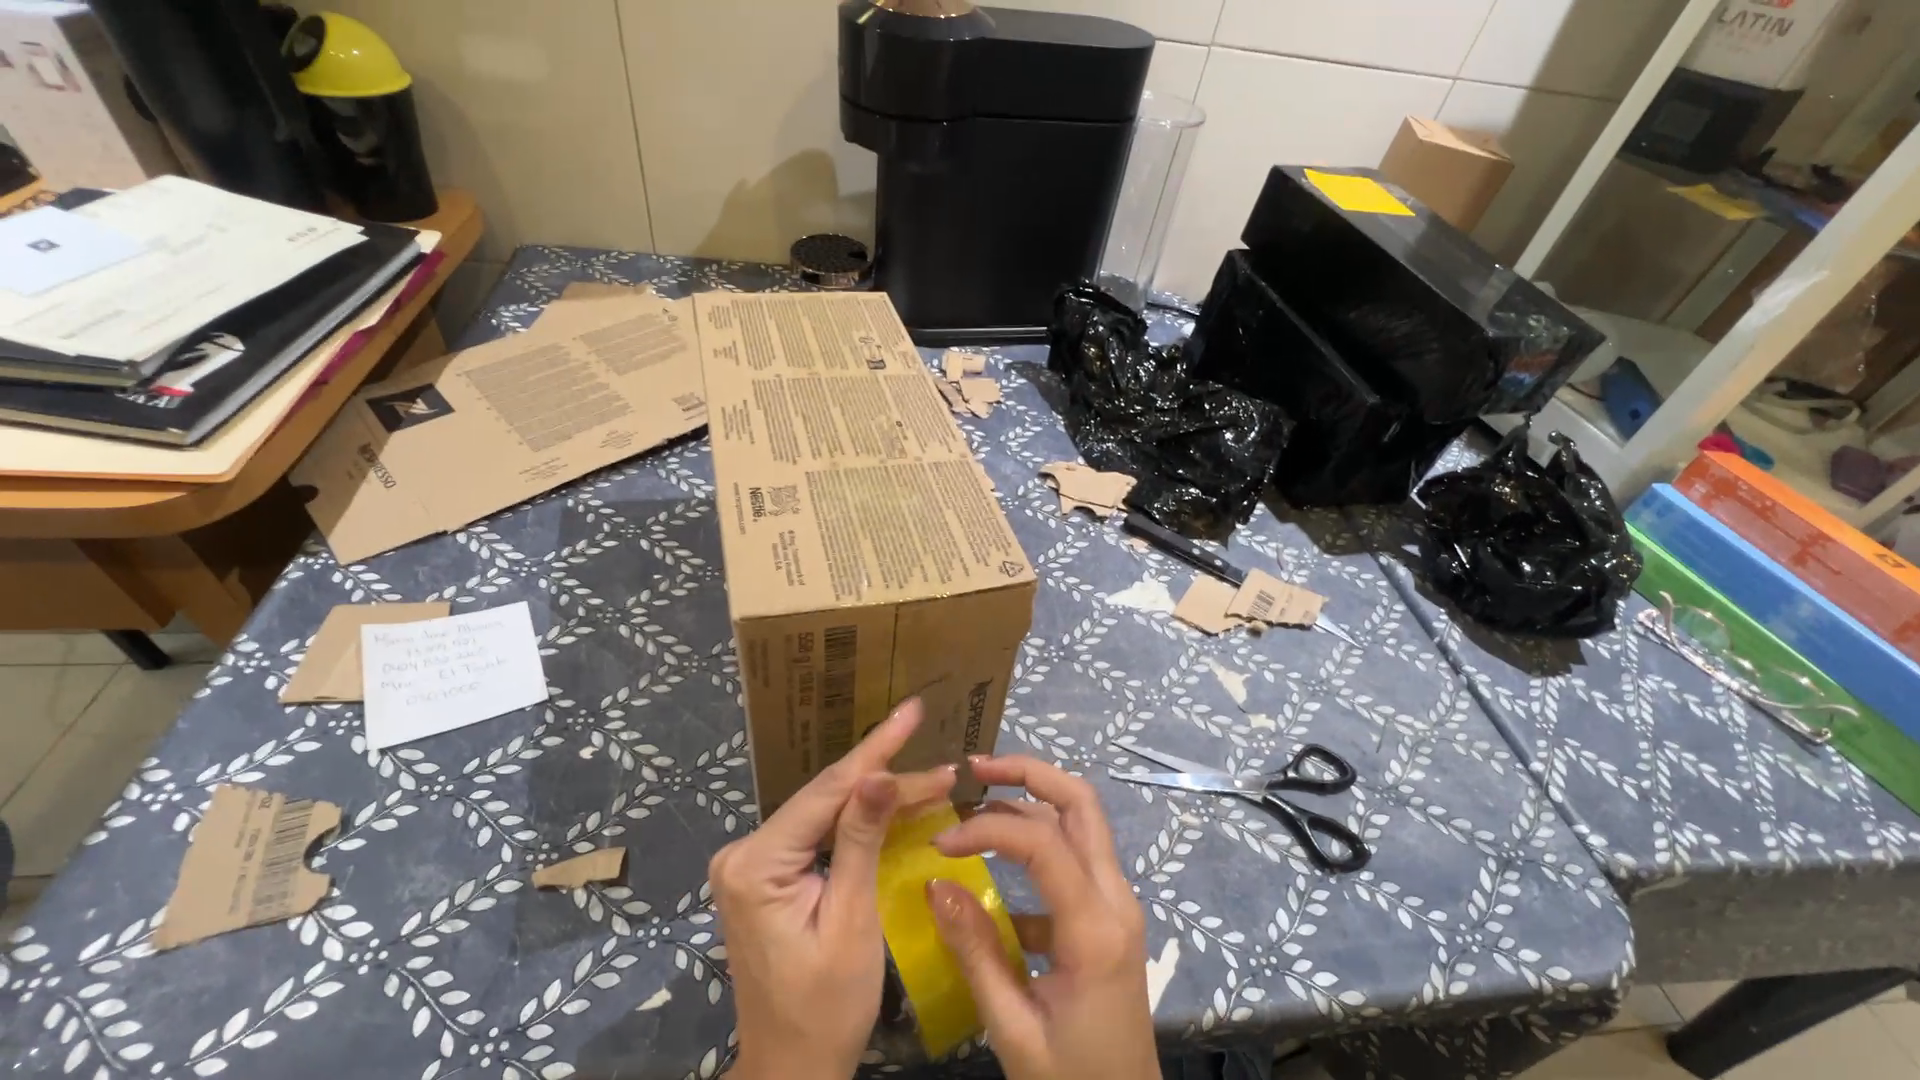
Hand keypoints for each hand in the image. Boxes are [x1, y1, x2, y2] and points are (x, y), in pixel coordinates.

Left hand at [712, 700, 955, 1079]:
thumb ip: (860, 842)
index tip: (913, 711)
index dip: (877, 750)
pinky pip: (816, 835)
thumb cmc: (827, 1007)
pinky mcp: (762, 876)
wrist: (790, 1068)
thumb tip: (878, 774)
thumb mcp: (852, 921)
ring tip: (928, 774)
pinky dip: (855, 821)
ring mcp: (750, 863)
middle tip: (944, 763)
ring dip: (875, 795)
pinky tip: (890, 801)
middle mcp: (744, 852)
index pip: (827, 792)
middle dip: (886, 777)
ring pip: (823, 813)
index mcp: (757, 864)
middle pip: (825, 799)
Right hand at [927, 756, 1159, 1079]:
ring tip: (976, 802)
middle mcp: (1117, 901)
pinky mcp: (1110, 919)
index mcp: (1095, 930)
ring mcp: (1119, 906)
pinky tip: (995, 873)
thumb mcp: (1012, 1027)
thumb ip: (975, 952)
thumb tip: (935, 884)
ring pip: (1083, 824)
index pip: (1044, 842)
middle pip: (1082, 804)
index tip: (940, 842)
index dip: (987, 827)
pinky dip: (1038, 846)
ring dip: (1032, 802)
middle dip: (1028, 774)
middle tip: (973, 769)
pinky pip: (1077, 861)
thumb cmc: (1070, 1079)